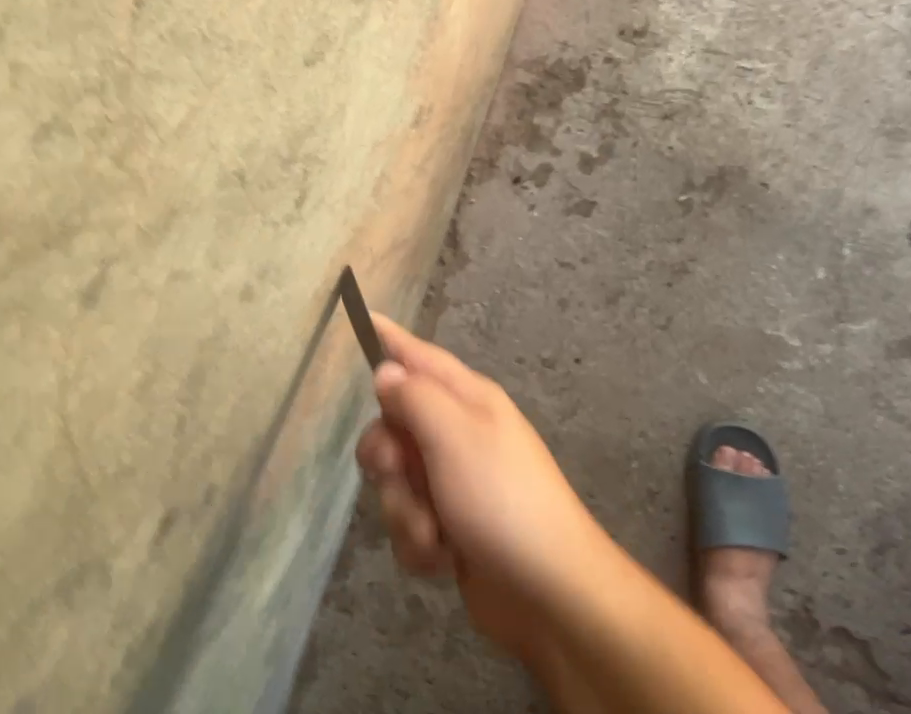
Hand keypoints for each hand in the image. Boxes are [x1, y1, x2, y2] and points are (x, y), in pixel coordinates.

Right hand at [354, 316, 607, 656]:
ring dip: (406, 514)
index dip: (390, 340)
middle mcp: (459, 435)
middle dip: (387, 459)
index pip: (419, 358)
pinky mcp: (450, 529)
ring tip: (437, 534)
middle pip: (392, 428)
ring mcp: (455, 485)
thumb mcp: (455, 435)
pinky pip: (409, 525)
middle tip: (400, 474)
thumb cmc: (502, 499)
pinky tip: (445, 560)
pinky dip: (420, 545)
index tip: (363, 319)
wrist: (546, 591)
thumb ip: (414, 398)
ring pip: (395, 484)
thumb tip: (386, 371)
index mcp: (468, 400)